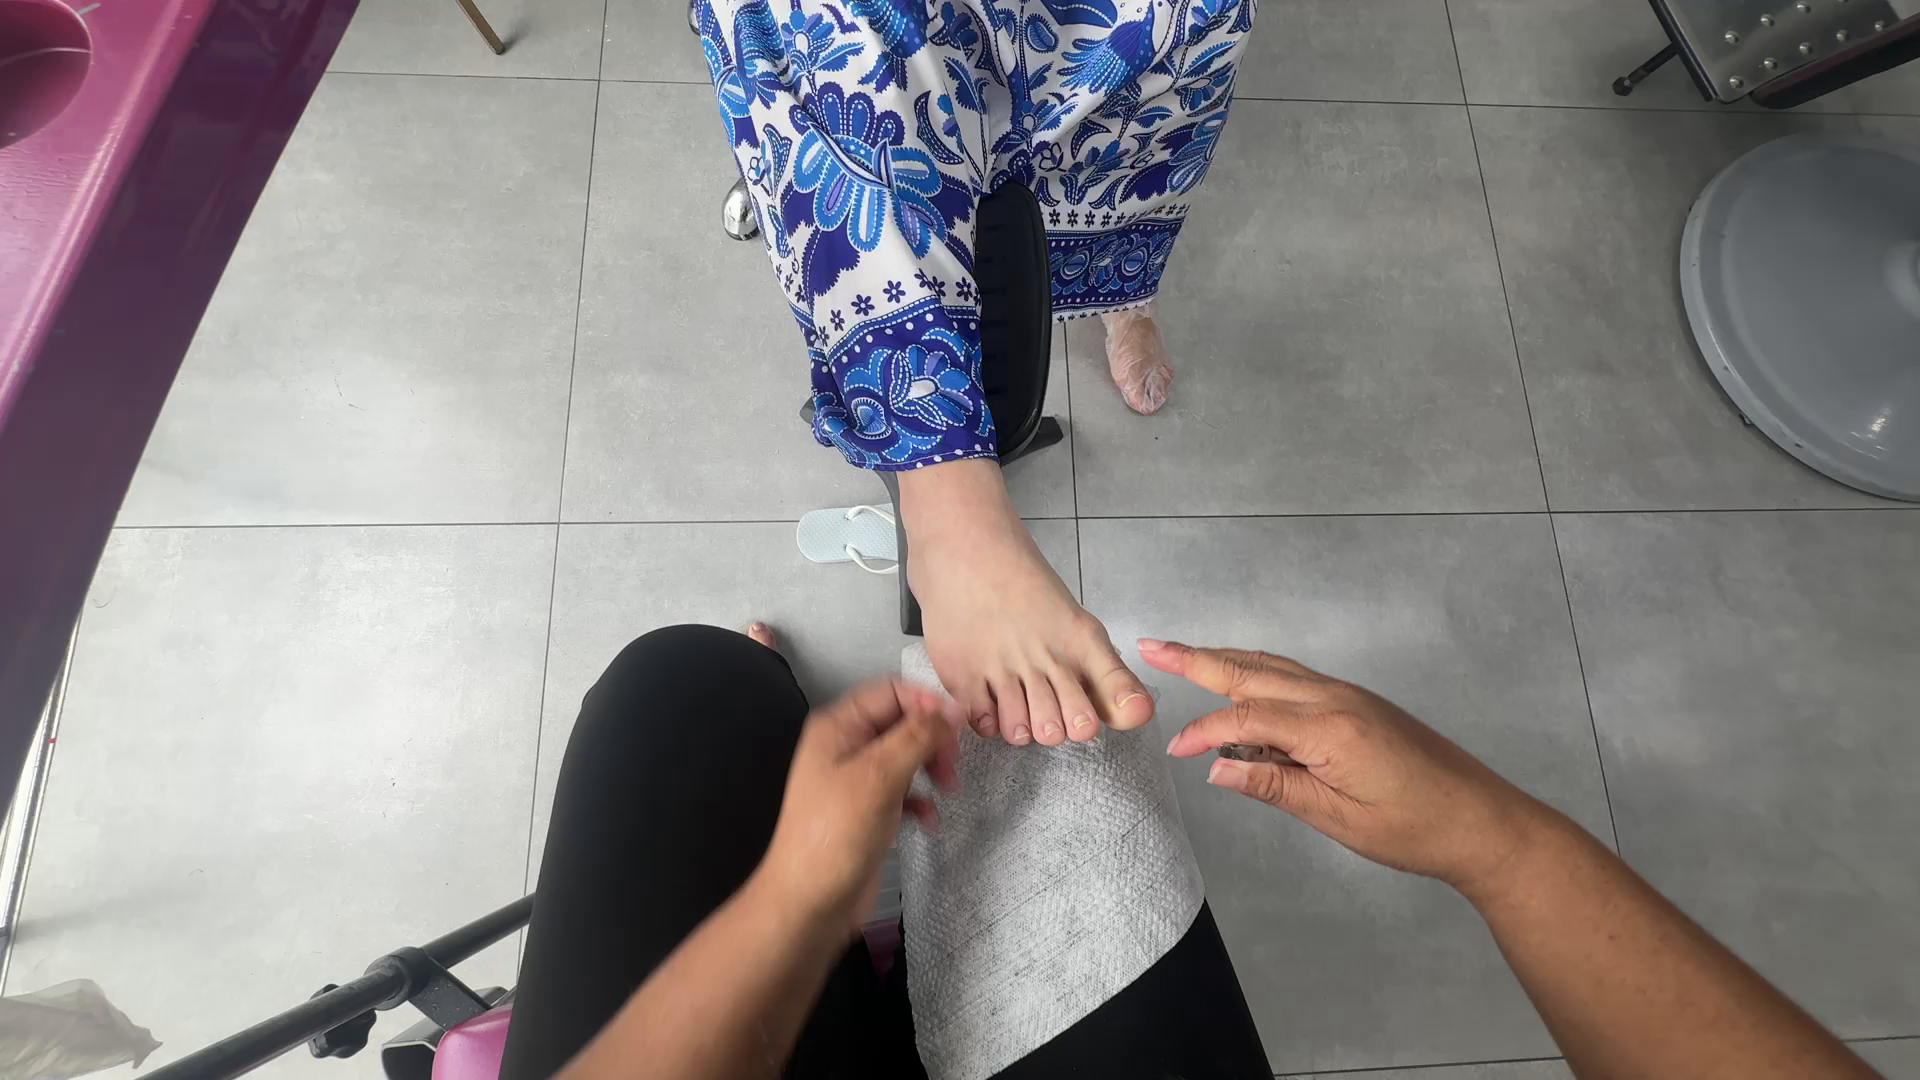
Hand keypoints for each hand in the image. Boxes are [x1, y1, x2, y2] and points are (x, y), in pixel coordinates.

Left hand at [757, 678, 962, 931]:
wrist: (808, 905)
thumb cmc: (837, 833)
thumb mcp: (880, 776)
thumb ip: (917, 736)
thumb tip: (951, 709)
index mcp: (839, 725)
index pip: (891, 691)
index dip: (927, 702)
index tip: (960, 726)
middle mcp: (845, 744)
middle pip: (902, 721)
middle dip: (932, 738)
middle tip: (954, 763)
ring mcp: (856, 778)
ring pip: (906, 754)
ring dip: (931, 767)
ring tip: (948, 790)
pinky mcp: (867, 808)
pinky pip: (903, 789)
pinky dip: (921, 799)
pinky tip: (929, 819)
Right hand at [1145, 640, 1550, 896]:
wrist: (1487, 822)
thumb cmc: (1416, 830)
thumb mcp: (1340, 819)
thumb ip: (1273, 786)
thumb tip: (1216, 768)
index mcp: (1329, 729)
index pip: (1244, 717)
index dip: (1203, 730)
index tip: (1175, 749)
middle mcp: (1332, 698)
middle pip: (1249, 671)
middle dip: (1194, 658)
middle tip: (1151, 646)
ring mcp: (1344, 693)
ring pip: (1269, 665)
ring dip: (1221, 657)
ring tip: (1182, 654)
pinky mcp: (1352, 699)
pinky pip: (1290, 674)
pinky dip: (1253, 670)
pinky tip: (1238, 677)